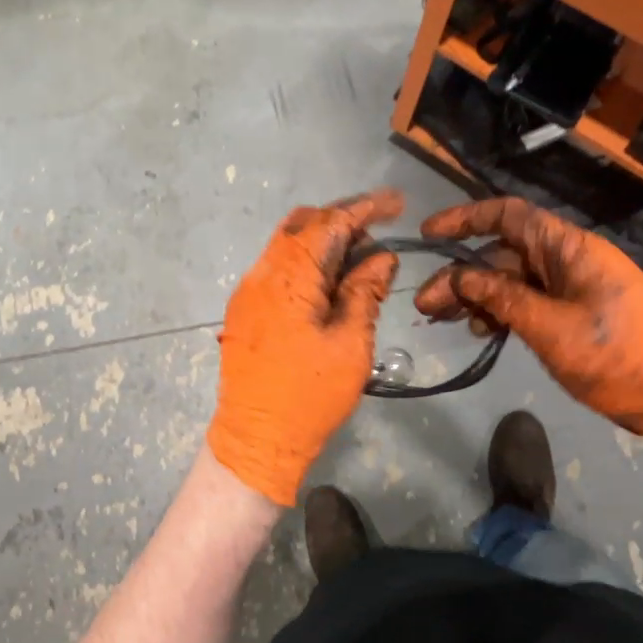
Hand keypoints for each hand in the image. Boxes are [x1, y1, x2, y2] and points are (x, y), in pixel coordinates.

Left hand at [207, 190, 402, 505]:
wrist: (255, 439)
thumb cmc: (309, 395)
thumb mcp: (351, 344)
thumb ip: (365, 292)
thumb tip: (381, 257)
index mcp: (288, 278)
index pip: (328, 224)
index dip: (364, 209)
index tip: (396, 203)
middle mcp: (262, 273)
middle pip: (302, 225)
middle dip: (341, 220)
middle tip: (379, 234)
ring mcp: (249, 290)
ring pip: (287, 244)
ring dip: (323, 242)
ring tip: (362, 259)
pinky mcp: (246, 308)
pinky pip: (278, 268)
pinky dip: (307, 263)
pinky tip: (333, 282)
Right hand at [412, 198, 642, 464]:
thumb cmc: (619, 359)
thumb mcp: (551, 329)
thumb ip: (501, 298)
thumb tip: (458, 275)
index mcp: (570, 250)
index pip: (509, 216)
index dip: (465, 219)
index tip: (429, 234)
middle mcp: (569, 261)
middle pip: (502, 254)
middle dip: (460, 275)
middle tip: (424, 305)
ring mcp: (573, 289)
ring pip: (511, 281)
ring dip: (476, 297)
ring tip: (443, 321)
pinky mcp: (575, 314)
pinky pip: (528, 302)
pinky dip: (500, 313)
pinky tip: (480, 332)